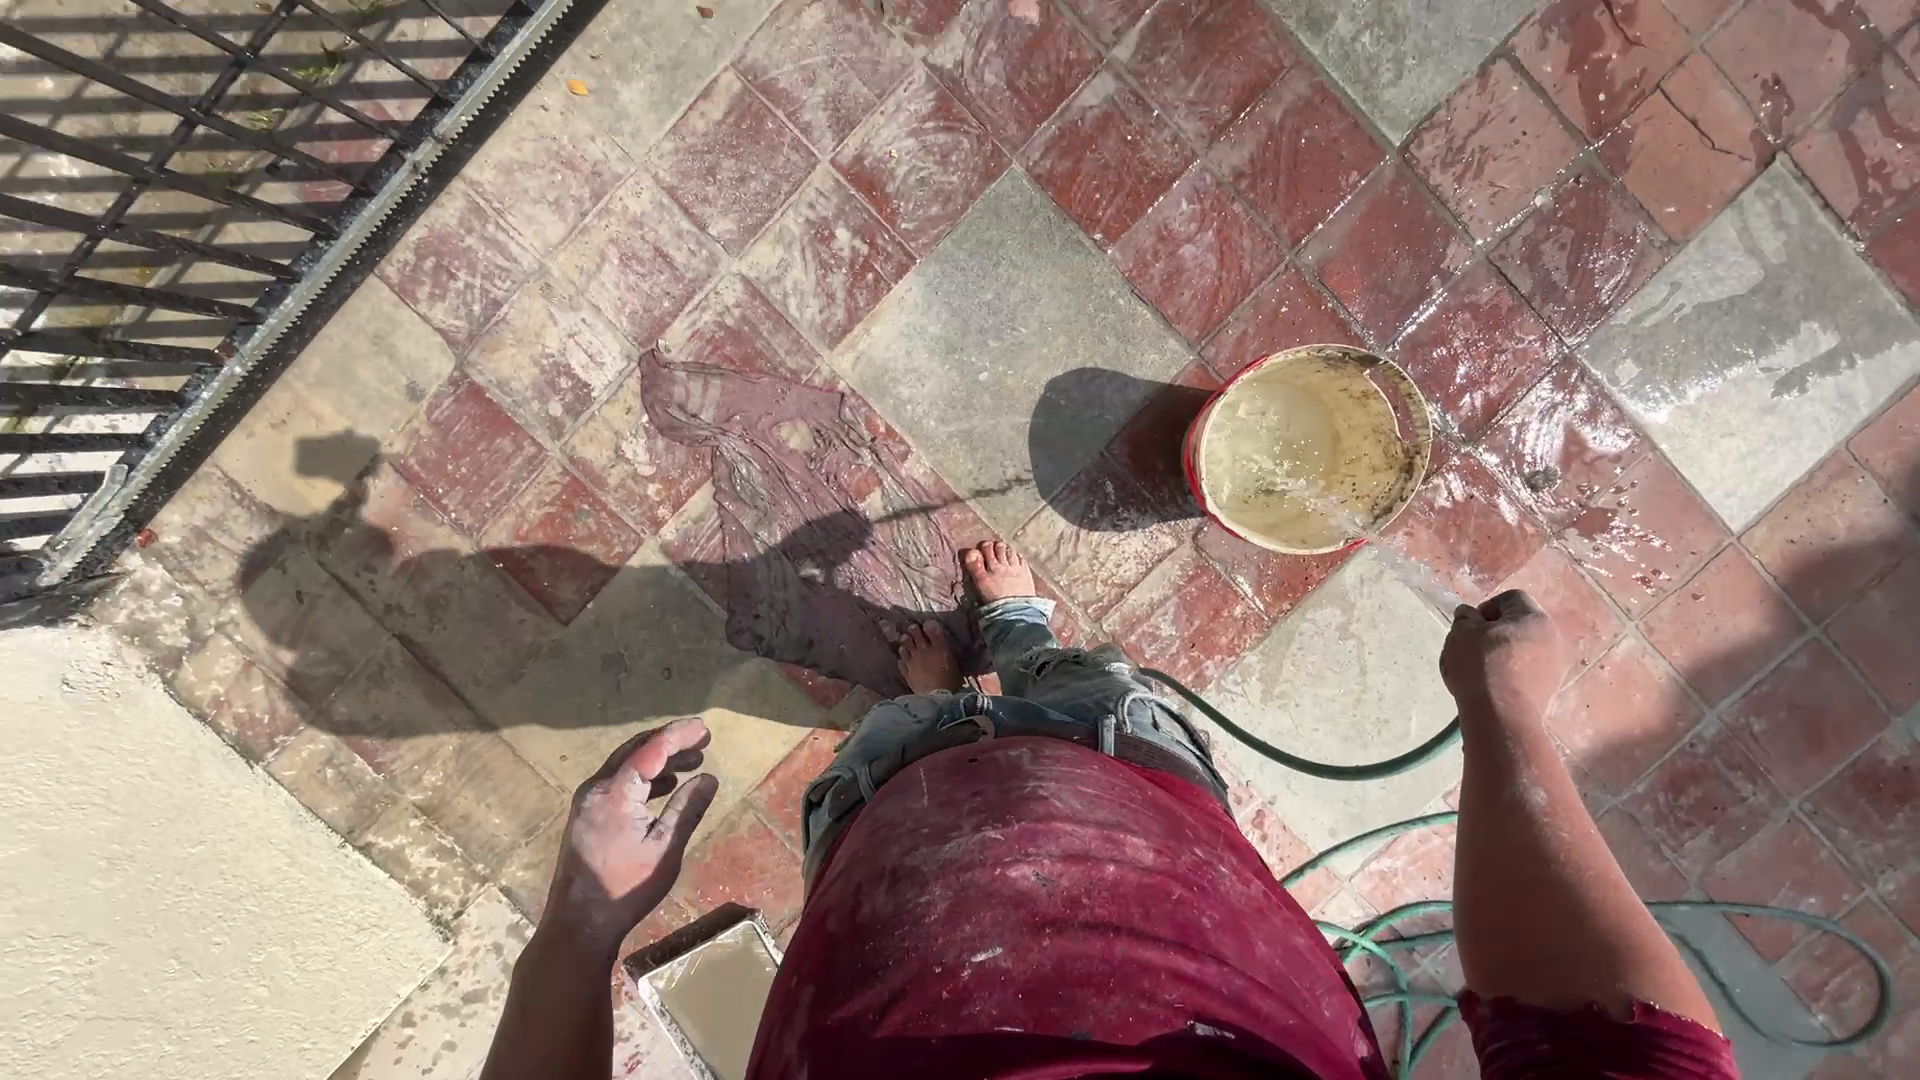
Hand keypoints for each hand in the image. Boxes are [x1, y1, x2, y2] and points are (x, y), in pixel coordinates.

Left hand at [541, 717, 719, 949]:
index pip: (651, 750)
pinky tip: (665, 787)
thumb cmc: (625, 888)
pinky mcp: (586, 816)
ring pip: (626, 765)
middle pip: (635, 750)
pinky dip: (644, 777)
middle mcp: (596, 789)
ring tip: (692, 762)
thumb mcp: (665, 849)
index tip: (704, 727)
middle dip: (670, 741)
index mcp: (614, 793)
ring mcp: (587, 802)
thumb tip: (710, 778)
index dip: (679, 735)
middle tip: (702, 739)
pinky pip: (618, 782)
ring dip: (659, 759)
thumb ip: (687, 808)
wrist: (577, 926)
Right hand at [1439, 589, 1569, 727]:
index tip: (1470, 626)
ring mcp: (1556, 664)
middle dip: (1494, 631)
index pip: (1511, 598)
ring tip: (1480, 669)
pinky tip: (1492, 684)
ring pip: (1524, 648)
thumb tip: (1469, 614)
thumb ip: (1465, 618)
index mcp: (1534, 618)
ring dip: (1502, 653)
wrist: (1500, 713)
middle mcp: (1553, 637)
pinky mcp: (1552, 687)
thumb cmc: (1479, 665)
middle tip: (1472, 646)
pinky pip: (1528, 669)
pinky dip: (1511, 671)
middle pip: (1519, 624)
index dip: (1486, 607)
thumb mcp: (1461, 633)